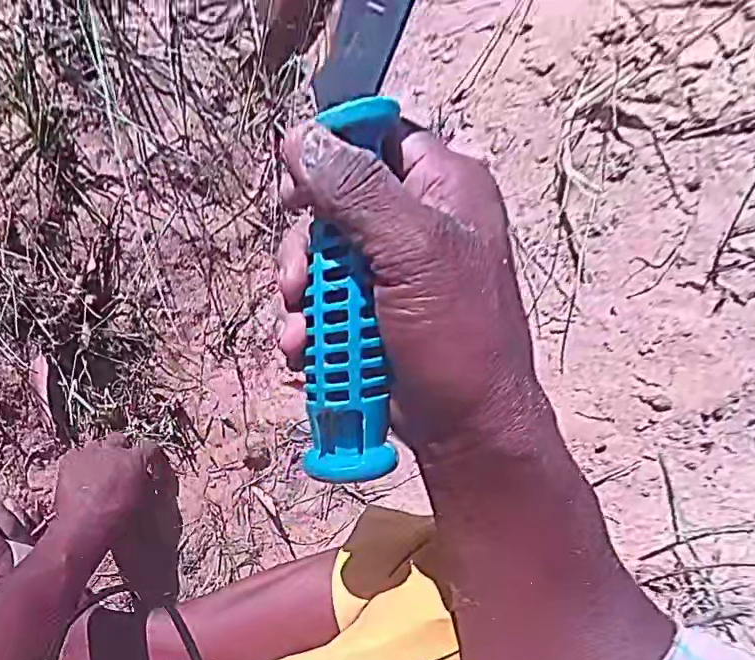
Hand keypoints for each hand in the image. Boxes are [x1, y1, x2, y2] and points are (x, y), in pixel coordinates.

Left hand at [48, 434, 176, 573]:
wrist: (83, 527)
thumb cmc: (116, 522)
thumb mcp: (140, 504)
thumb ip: (143, 484)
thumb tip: (142, 480)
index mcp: (135, 460)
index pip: (149, 447)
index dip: (148, 455)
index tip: (147, 462)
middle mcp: (112, 450)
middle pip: (119, 440)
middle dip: (120, 450)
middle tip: (118, 466)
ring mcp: (88, 452)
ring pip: (95, 446)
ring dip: (98, 456)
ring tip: (96, 475)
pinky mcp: (69, 459)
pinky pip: (75, 454)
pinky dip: (78, 463)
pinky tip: (78, 479)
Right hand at [277, 122, 552, 460]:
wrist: (459, 424)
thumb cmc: (456, 335)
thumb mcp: (411, 253)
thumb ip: (358, 194)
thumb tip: (302, 139)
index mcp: (440, 188)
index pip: (376, 141)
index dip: (329, 156)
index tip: (294, 190)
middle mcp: (409, 226)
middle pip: (329, 210)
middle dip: (303, 253)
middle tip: (296, 283)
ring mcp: (382, 277)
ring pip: (314, 267)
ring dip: (298, 304)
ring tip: (302, 335)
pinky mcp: (361, 319)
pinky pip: (315, 311)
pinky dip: (303, 332)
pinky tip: (305, 352)